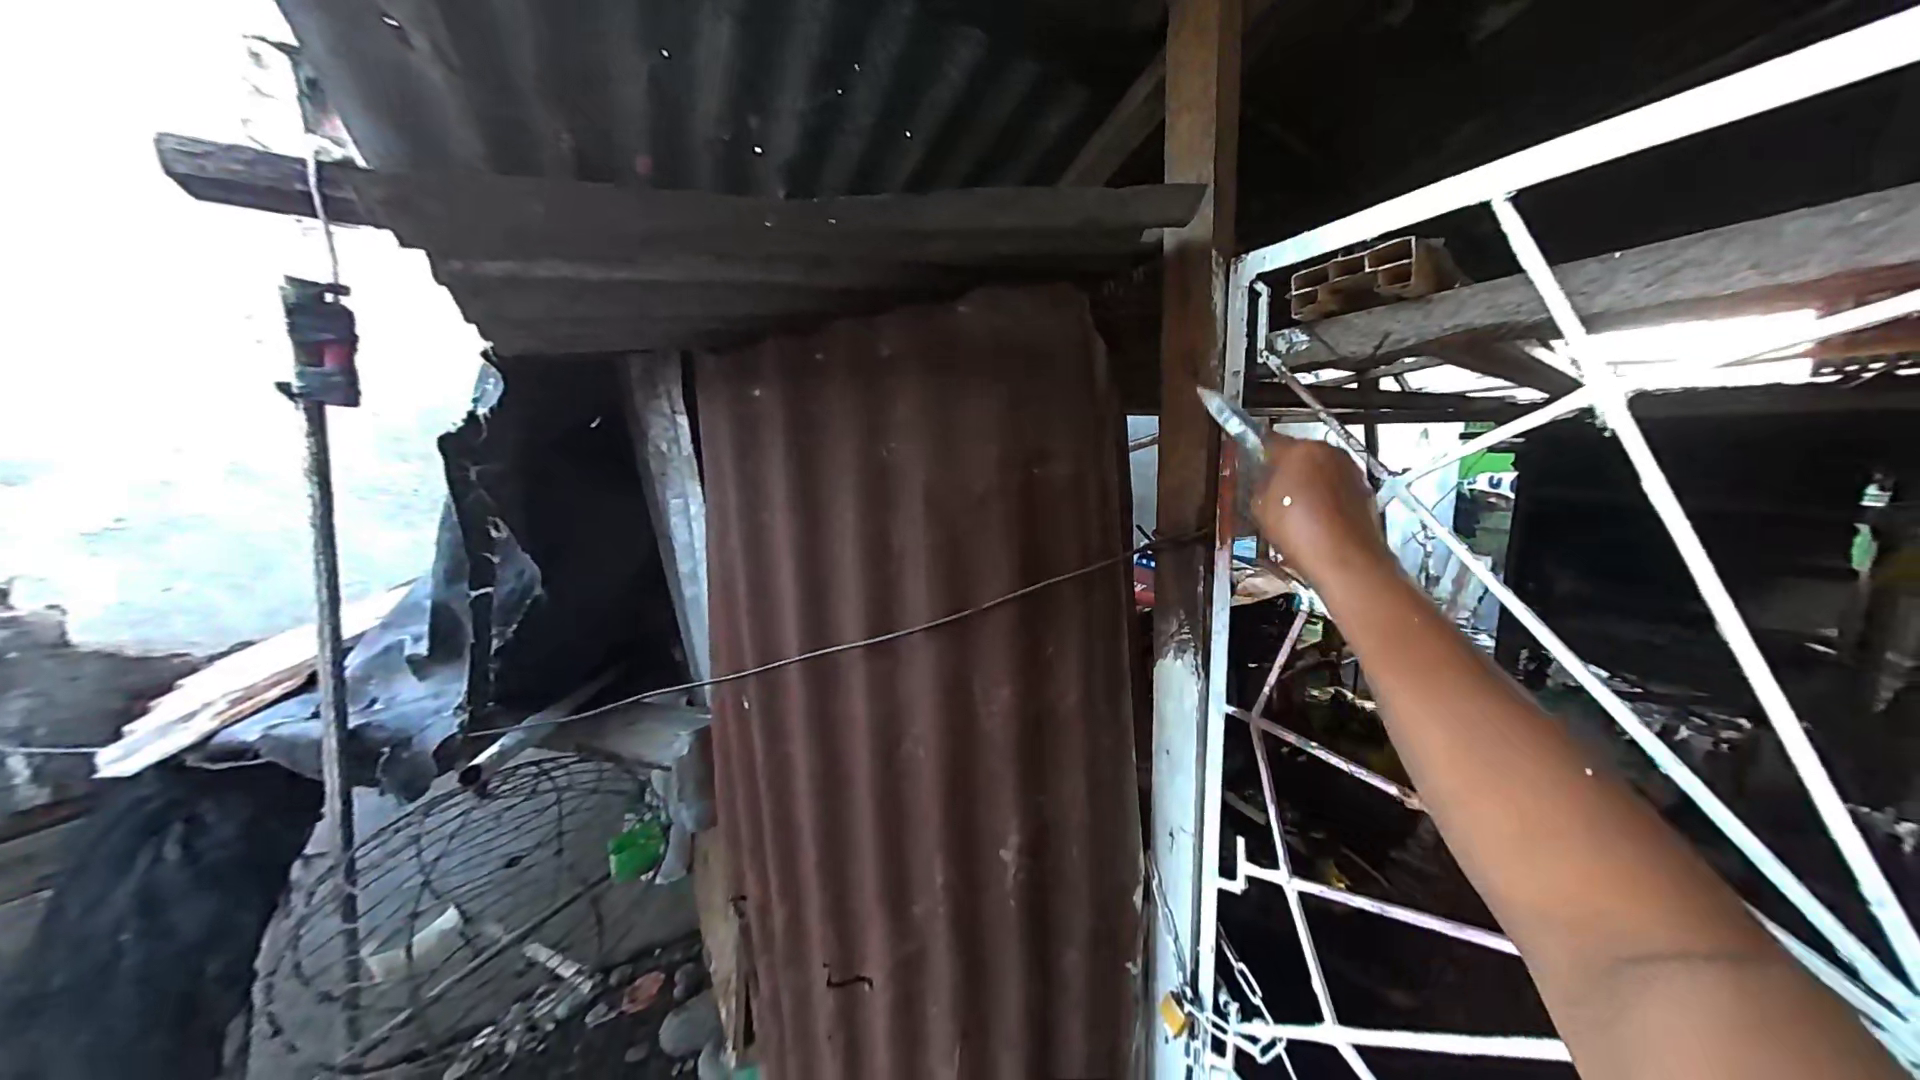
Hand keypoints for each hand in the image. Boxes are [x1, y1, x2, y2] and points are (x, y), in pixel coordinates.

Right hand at [1251, 436, 1395, 590]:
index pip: (1271, 441)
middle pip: (1300, 453)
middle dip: (1286, 467)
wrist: (1344, 557)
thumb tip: (1264, 480)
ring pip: (1321, 468)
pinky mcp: (1364, 488)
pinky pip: (1336, 484)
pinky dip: (1326, 495)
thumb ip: (1260, 485)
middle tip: (1271, 489)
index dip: (1258, 451)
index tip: (1250, 459)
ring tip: (1294, 507)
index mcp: (1299, 450)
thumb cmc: (1297, 529)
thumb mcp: (1260, 508)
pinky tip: (1315, 517)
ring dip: (1307, 480)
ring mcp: (1350, 469)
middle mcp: (1329, 451)